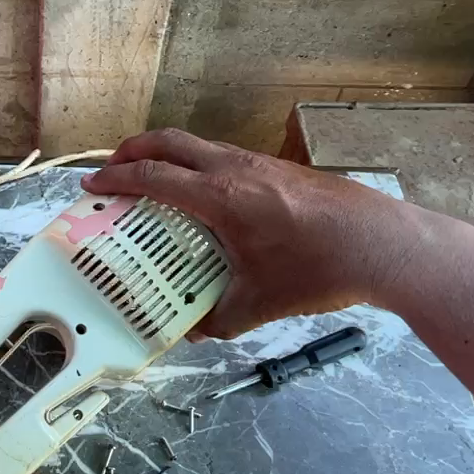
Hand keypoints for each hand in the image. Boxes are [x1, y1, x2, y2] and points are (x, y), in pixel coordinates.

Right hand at [80, 128, 448, 337]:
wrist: (384, 244)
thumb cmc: (318, 270)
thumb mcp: (259, 303)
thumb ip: (216, 318)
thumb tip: (187, 332)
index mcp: (218, 197)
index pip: (152, 176)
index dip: (115, 179)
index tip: (90, 186)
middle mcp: (229, 168)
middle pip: (166, 140)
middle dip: (130, 149)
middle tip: (111, 169)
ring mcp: (253, 161)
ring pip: (193, 142)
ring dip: (161, 151)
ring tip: (148, 176)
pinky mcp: (272, 165)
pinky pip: (215, 152)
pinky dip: (190, 160)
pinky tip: (199, 191)